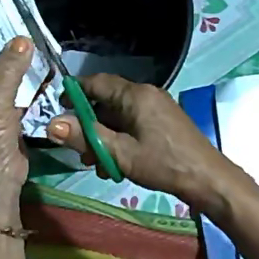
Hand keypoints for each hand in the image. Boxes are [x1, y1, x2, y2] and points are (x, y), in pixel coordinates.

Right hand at [46, 73, 242, 213]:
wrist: (206, 177)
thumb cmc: (162, 163)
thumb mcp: (120, 153)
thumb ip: (86, 137)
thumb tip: (51, 123)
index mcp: (136, 95)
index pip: (96, 82)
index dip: (74, 93)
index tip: (57, 111)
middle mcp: (147, 94)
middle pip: (107, 101)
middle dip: (89, 125)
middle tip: (80, 152)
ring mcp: (158, 107)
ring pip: (120, 115)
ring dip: (105, 136)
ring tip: (99, 164)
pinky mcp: (164, 121)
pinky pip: (134, 122)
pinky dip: (121, 138)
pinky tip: (117, 163)